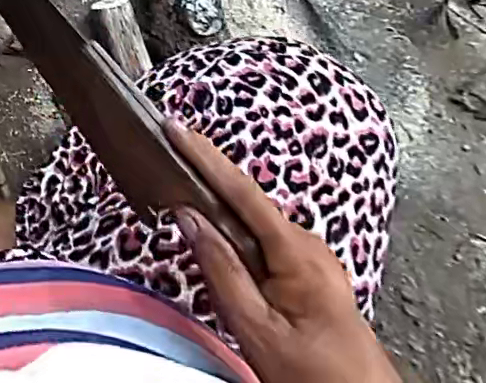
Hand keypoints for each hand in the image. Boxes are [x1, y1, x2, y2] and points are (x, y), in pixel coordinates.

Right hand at [170, 120, 401, 382]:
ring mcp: (313, 260)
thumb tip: (187, 214)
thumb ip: (219, 267)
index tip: (175, 127)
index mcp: (300, 256)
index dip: (204, 155)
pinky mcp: (310, 274)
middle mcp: (310, 248)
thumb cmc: (315, 379)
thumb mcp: (256, 329)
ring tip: (182, 178)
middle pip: (246, 199)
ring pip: (252, 218)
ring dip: (217, 198)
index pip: (242, 191)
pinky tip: (213, 224)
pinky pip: (261, 236)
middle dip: (206, 169)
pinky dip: (232, 221)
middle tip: (169, 142)